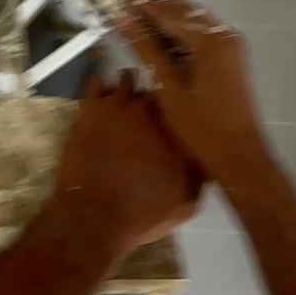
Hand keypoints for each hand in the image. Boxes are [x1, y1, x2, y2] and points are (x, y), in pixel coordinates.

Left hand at [48, 69, 201, 254]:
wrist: (95, 213)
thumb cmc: (142, 212)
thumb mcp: (185, 202)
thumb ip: (198, 172)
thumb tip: (204, 153)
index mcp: (175, 131)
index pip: (183, 105)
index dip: (181, 108)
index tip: (179, 113)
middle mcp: (149, 112)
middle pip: (156, 90)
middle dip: (157, 96)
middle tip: (153, 107)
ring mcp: (118, 106)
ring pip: (128, 81)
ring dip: (131, 86)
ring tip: (130, 96)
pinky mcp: (91, 108)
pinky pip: (98, 82)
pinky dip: (103, 83)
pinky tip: (105, 90)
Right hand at [115, 0, 271, 179]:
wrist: (239, 156)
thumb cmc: (200, 125)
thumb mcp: (167, 85)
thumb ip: (145, 47)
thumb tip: (122, 17)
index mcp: (211, 40)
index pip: (169, 11)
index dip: (142, 3)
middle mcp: (224, 35)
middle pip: (183, 9)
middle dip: (154, 9)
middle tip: (125, 13)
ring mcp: (230, 45)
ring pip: (191, 19)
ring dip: (166, 20)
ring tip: (137, 28)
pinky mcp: (230, 57)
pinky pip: (200, 33)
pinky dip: (179, 33)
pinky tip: (159, 44)